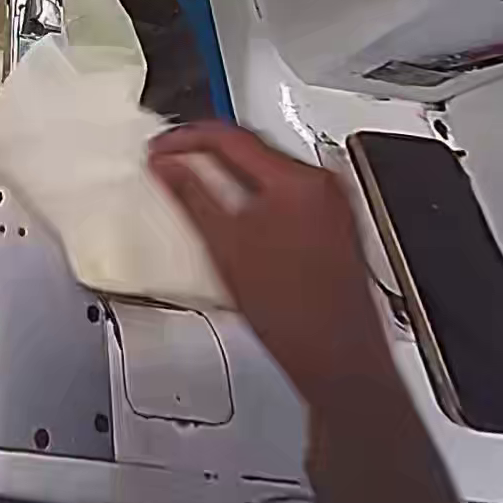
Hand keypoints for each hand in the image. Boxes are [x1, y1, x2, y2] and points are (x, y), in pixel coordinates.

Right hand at [151, 123, 468, 502]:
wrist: (340, 365)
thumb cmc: (295, 318)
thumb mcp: (224, 247)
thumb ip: (190, 195)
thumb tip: (166, 164)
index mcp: (296, 182)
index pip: (230, 137)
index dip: (187, 138)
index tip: (162, 147)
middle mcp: (321, 183)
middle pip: (250, 145)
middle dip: (206, 149)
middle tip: (172, 157)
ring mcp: (332, 200)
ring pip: (266, 164)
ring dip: (228, 166)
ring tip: (194, 177)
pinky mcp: (334, 217)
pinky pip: (284, 185)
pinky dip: (252, 185)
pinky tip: (230, 201)